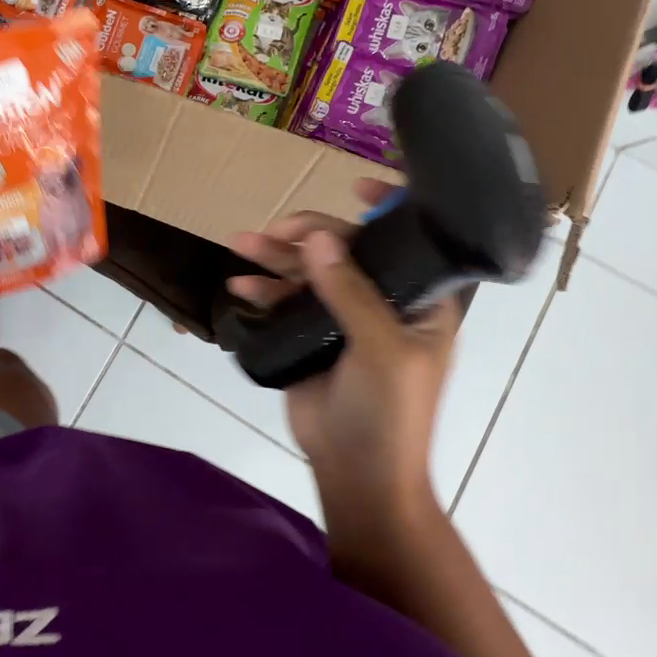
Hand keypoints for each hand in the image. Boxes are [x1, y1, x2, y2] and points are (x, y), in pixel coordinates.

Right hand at [227, 181, 455, 513]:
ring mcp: (342, 317)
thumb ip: (351, 293)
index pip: (409, 243)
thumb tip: (318, 238)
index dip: (389, 210)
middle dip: (307, 233)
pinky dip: (261, 288)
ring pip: (307, 270)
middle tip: (274, 230)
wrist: (357, 471)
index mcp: (418, 302)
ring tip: (238, 245)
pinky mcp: (308, 335)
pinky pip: (284, 298)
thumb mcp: (381, 350)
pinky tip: (239, 287)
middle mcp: (381, 301)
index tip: (356, 184)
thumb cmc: (389, 412)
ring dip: (273, 255)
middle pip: (343, 250)